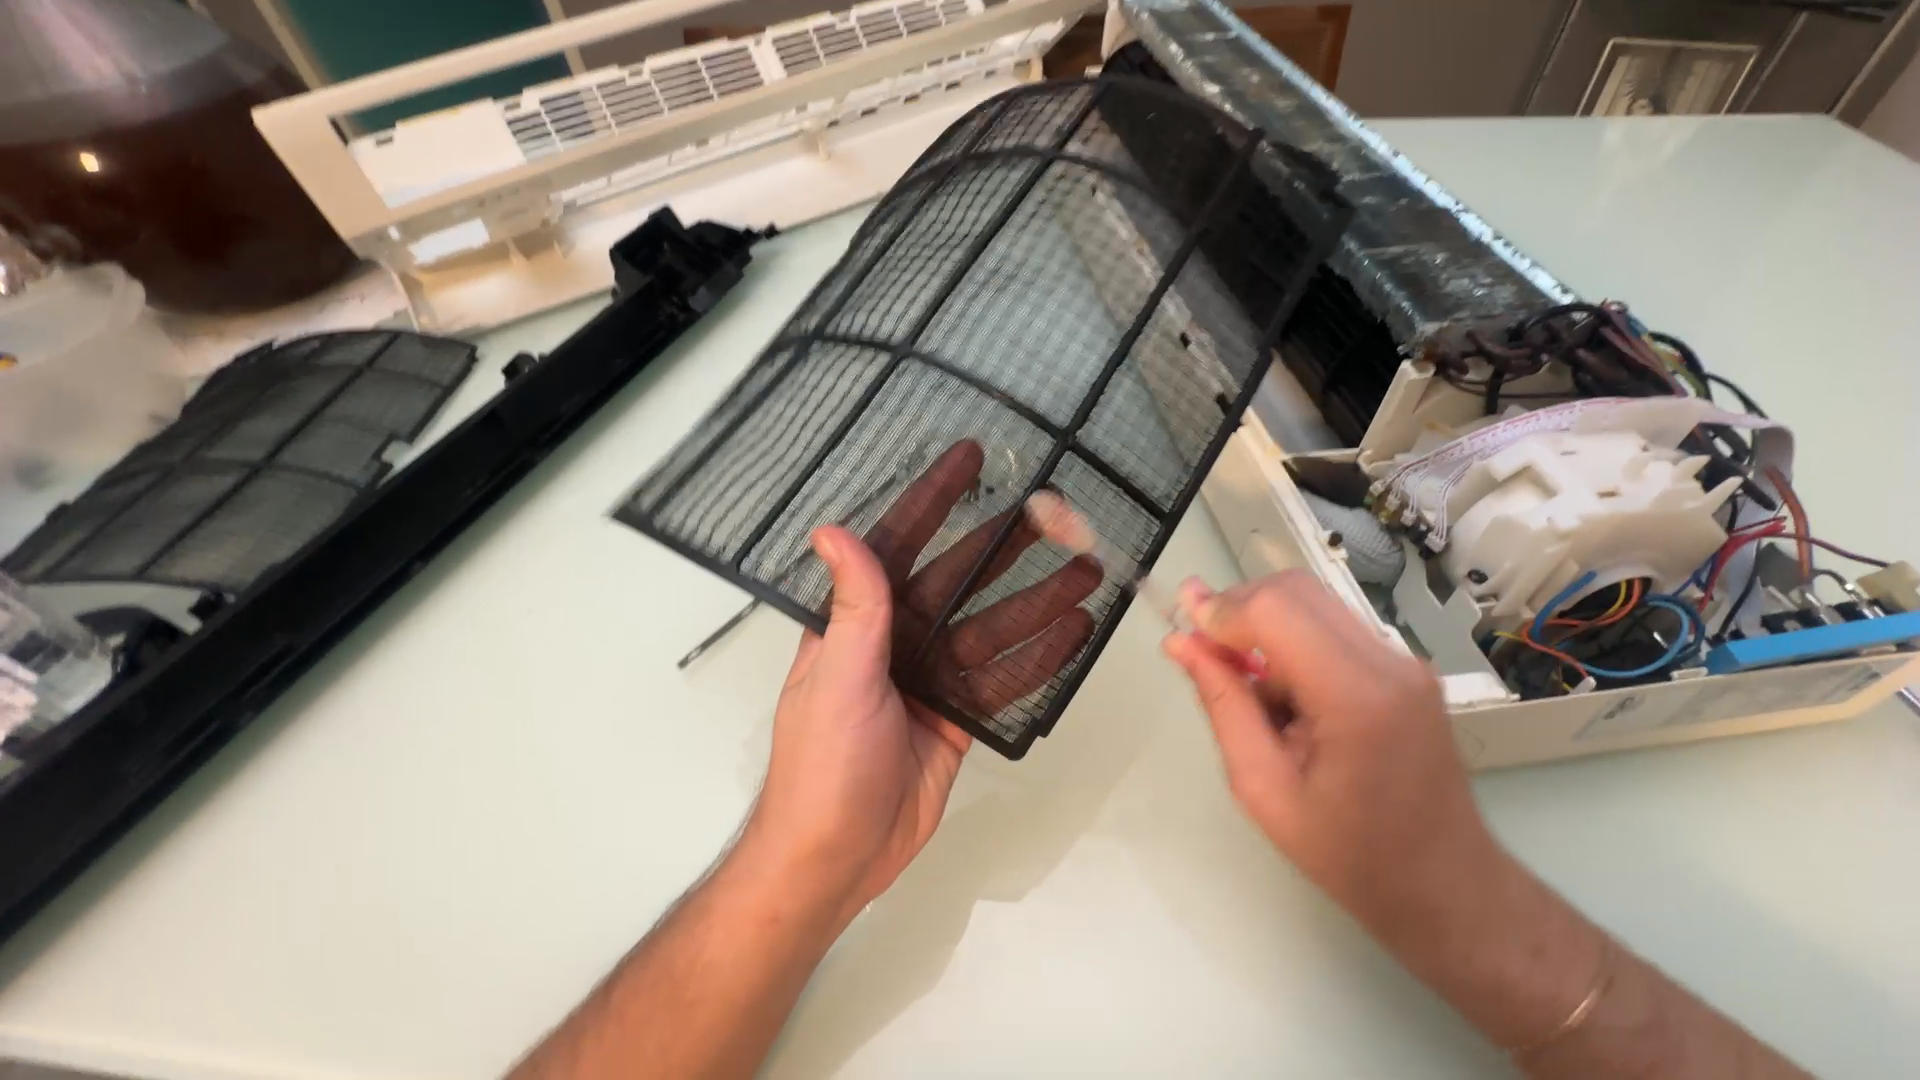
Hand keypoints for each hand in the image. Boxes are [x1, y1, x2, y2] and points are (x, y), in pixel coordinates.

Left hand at [746, 441, 1099, 920]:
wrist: (838, 856)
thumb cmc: (823, 763)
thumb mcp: (838, 676)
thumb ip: (853, 606)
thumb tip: (830, 527)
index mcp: (858, 621)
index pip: (898, 544)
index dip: (932, 500)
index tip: (966, 458)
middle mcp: (896, 641)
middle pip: (961, 581)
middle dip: (1005, 547)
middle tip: (1054, 512)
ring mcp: (930, 679)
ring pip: (993, 627)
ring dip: (1037, 600)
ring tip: (1087, 568)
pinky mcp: (957, 717)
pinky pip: (1003, 679)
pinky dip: (1038, 658)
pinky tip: (1074, 632)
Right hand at [1163, 572, 1507, 945]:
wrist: (1445, 886)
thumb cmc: (1349, 853)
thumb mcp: (1262, 787)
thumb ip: (1222, 703)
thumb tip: (1180, 642)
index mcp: (1357, 696)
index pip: (1275, 609)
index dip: (1218, 609)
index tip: (1179, 630)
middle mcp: (1390, 662)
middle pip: (1294, 592)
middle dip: (1236, 609)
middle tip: (1200, 652)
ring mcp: (1405, 662)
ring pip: (1312, 604)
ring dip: (1263, 627)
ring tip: (1245, 689)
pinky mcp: (1406, 669)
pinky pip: (1332, 629)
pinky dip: (1291, 644)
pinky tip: (1284, 699)